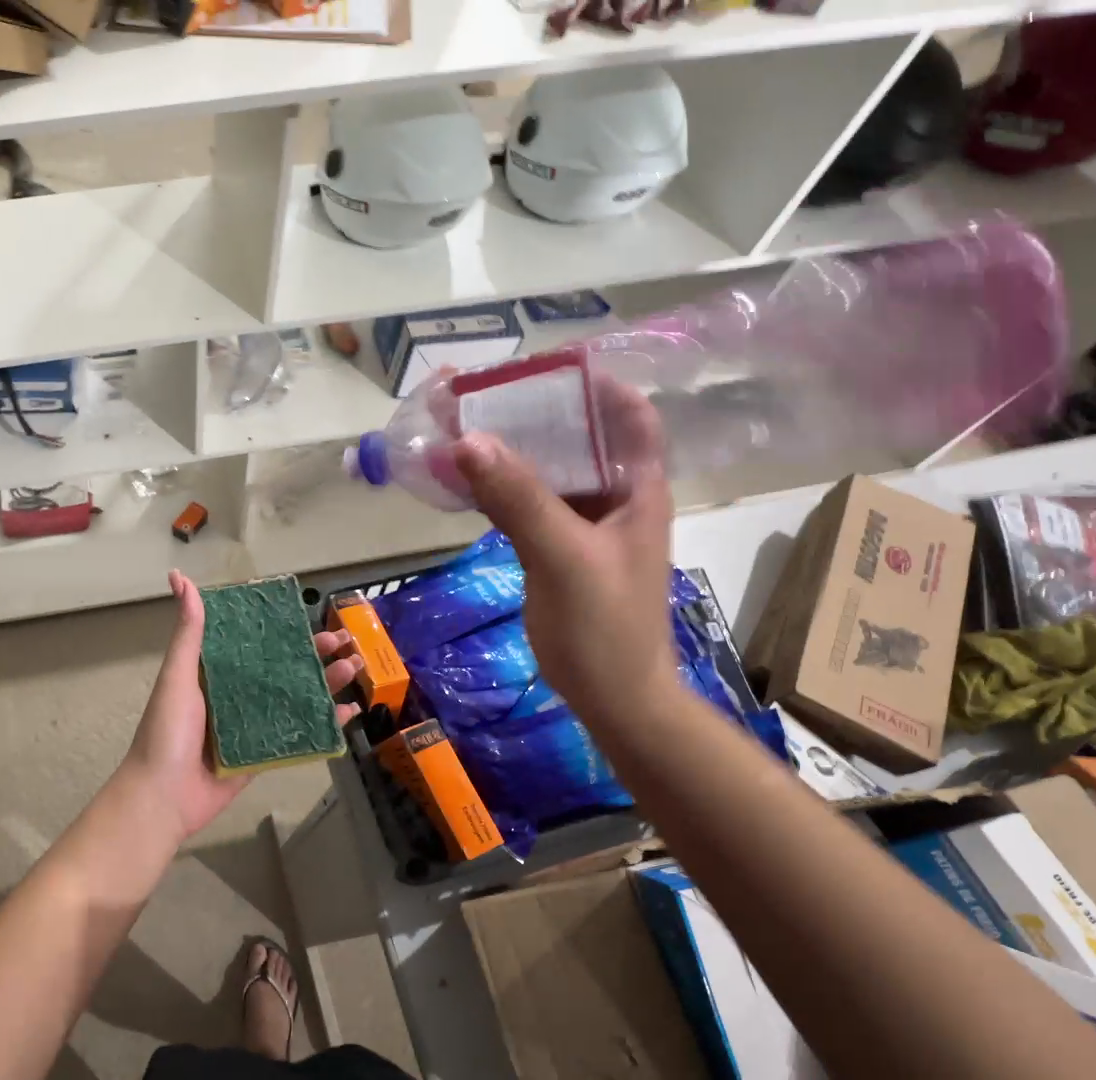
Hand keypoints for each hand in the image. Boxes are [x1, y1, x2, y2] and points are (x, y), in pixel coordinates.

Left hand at [118, 570, 363, 843]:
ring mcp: (251, 727)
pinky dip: (324, 724)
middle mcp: (234, 696)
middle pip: (281, 670)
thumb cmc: (166, 730)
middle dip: (313, 655)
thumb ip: (188, 631)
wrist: (163, 796)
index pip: (254, 644)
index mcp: (213, 674)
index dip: (282, 630)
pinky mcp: (263, 756)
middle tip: (345, 642)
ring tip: (354, 668)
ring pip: (294, 699)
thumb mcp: (178, 675)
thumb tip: (179, 577)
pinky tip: (348, 712)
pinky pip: (298, 735)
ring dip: (325, 684)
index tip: (309, 615)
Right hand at [451, 381, 681, 723]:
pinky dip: (494, 489)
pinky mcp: (554, 551)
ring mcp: (582, 527)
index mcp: (637, 490)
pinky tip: (460, 480)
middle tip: (478, 394)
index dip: (595, 385)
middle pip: (576, 440)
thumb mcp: (564, 557)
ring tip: (458, 427)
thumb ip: (520, 498)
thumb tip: (468, 440)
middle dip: (531, 414)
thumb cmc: (604, 627)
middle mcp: (613, 499)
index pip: (628, 418)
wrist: (613, 699)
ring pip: (544, 473)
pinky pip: (523, 505)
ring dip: (506, 451)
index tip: (543, 367)